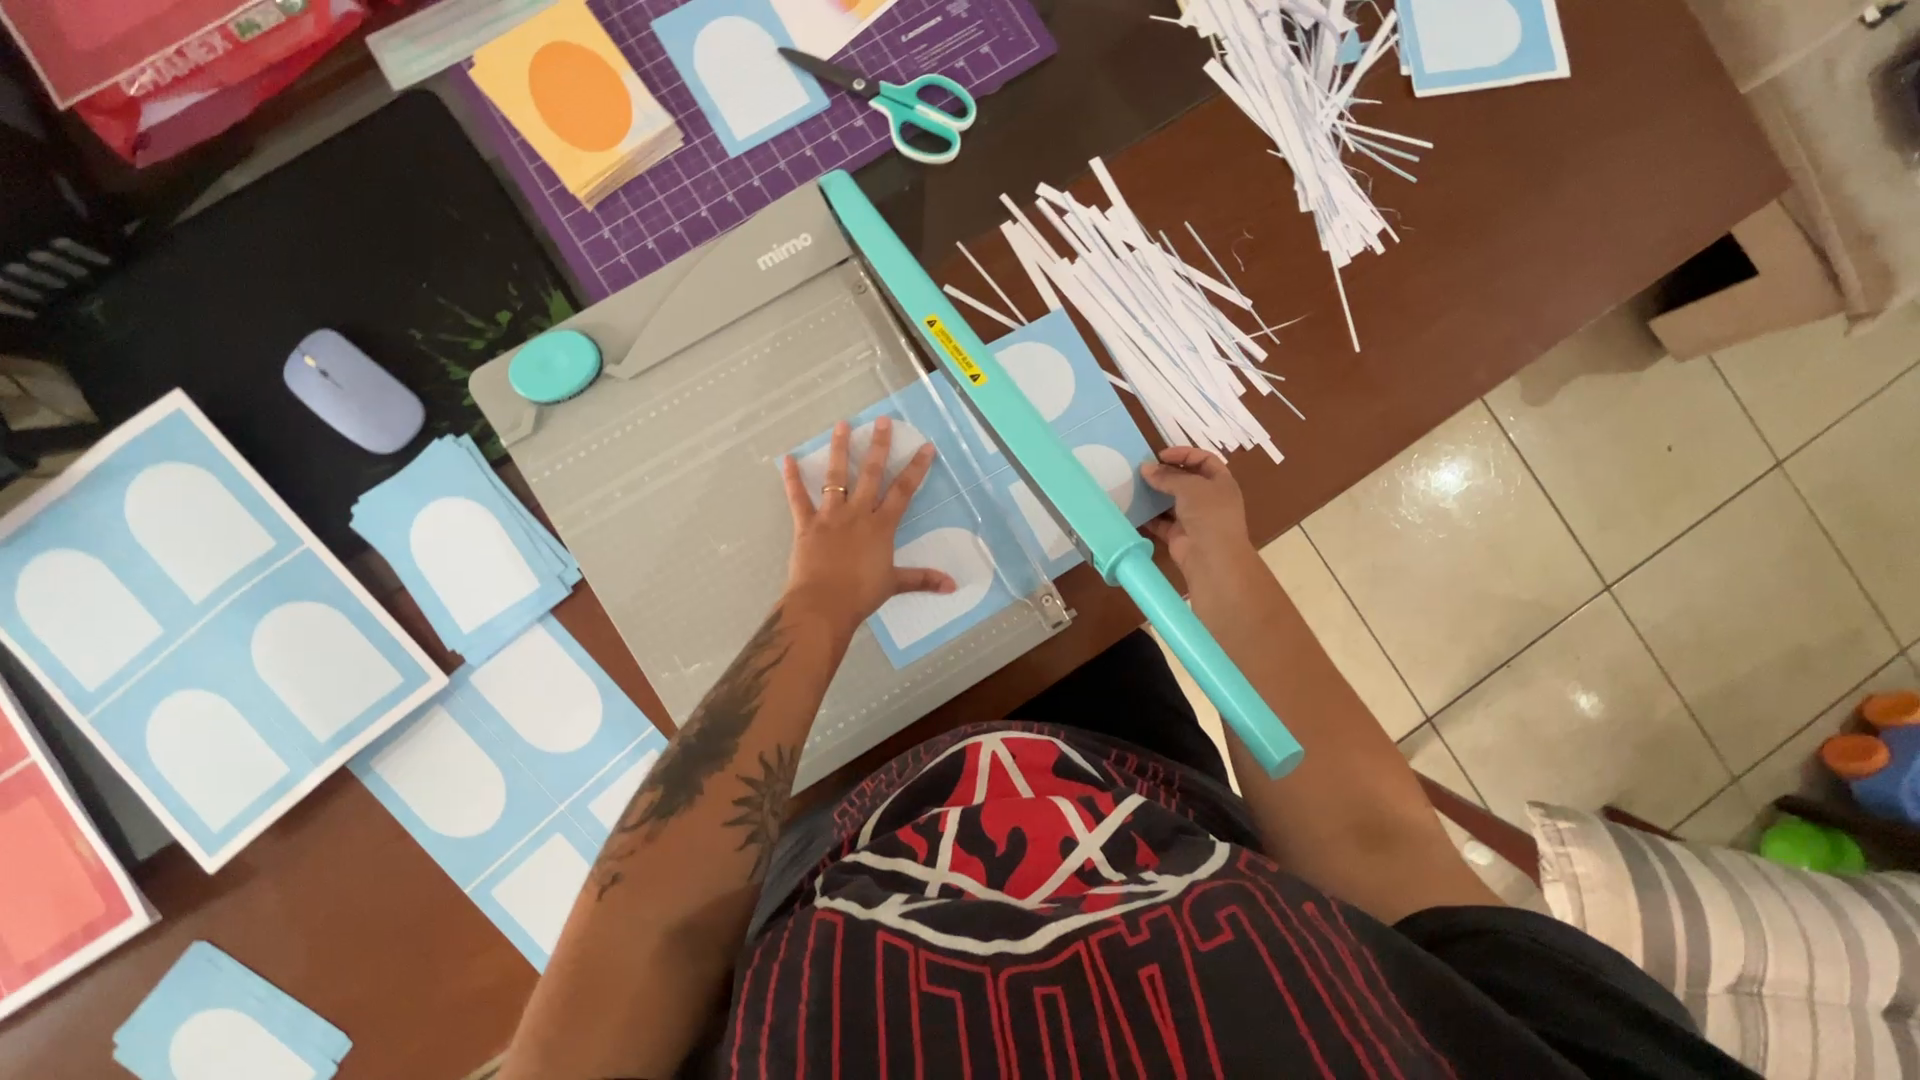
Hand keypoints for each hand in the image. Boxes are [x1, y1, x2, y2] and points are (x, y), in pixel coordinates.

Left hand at [780, 416, 954, 634]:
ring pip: (836, 476)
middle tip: (882, 421)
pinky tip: (787, 460)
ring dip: (840, 450)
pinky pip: (797, 498)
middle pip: (871, 474)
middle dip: (879, 446)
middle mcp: (857, 514)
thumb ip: (922, 579)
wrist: (823, 605)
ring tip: (842, 425)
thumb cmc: (861, 595)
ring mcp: (830, 516)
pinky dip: (791, 479)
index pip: (903, 491)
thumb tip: (953, 586)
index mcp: (881, 526)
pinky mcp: (806, 525)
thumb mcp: (894, 584)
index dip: (916, 468)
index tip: (925, 447)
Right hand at [1141, 446, 1260, 585]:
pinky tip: (1133, 509)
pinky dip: (1148, 517)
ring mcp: (1194, 518)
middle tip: (1143, 470)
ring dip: (1155, 494)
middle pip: (1186, 480)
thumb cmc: (1208, 513)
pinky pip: (1161, 522)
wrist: (1211, 557)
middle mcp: (1209, 499)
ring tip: (1134, 486)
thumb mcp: (1190, 487)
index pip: (1204, 460)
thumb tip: (1145, 468)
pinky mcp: (1179, 535)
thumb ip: (1167, 477)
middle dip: (1165, 474)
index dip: (1184, 453)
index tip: (1160, 455)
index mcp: (1221, 483)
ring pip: (1171, 501)